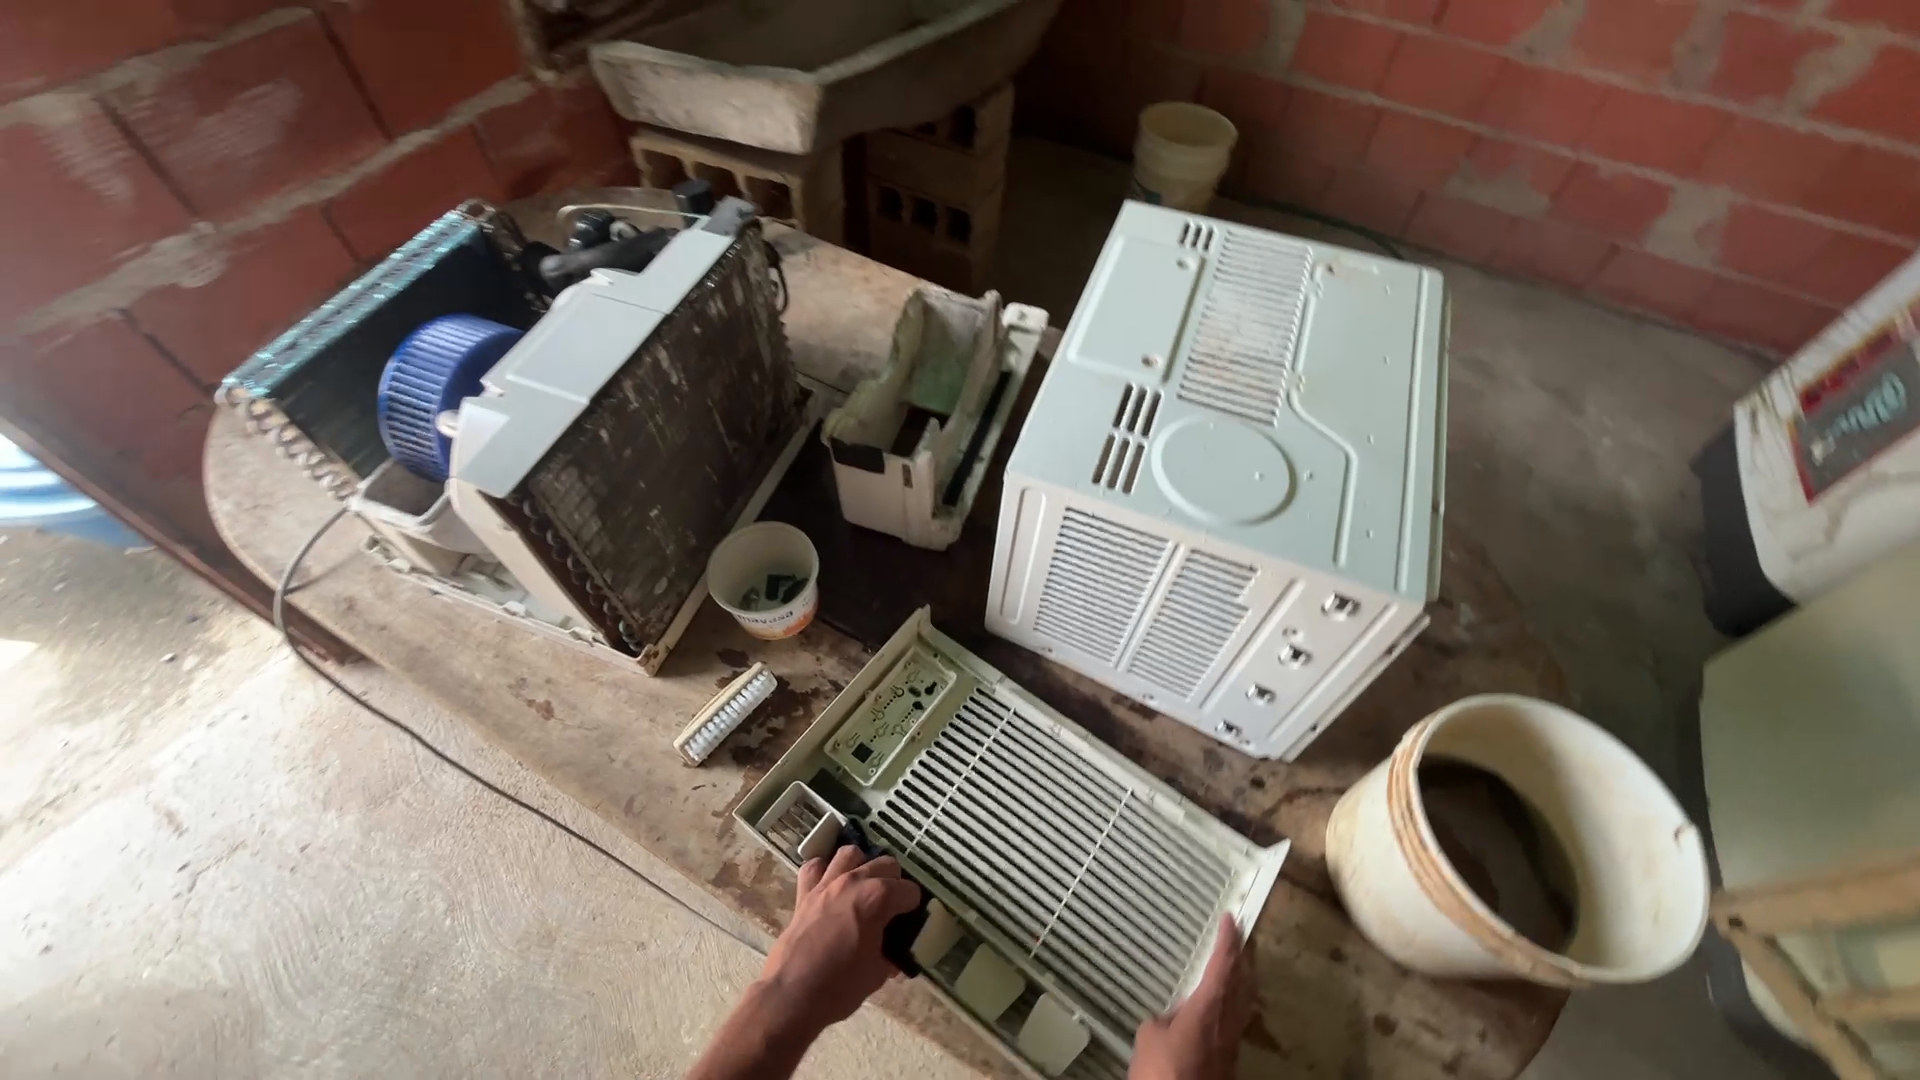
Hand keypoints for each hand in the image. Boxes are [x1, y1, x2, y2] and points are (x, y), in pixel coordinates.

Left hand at [756, 845, 922, 1030]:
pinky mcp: (804, 893)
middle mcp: (854, 881)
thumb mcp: (876, 974)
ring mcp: (827, 883)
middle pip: (885, 863)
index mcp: (878, 898)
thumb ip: (889, 955)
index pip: (909, 890)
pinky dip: (823, 870)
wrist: (792, 996)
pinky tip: (829, 884)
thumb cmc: (840, 986)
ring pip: (850, 853)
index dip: (913, 905)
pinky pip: (814, 867)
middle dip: (894, 881)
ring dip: (860, 865)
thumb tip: (895, 955)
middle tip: (892, 904)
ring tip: (862, 885)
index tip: (911, 918)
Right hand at [1131, 915, 1255, 1079]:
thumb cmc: (1163, 1071)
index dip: (1228, 940)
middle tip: (1240, 936)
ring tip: (1237, 963)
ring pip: (1244, 1001)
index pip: (1224, 965)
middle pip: (1244, 981)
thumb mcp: (1149, 1036)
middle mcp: (1227, 1022)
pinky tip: (1223, 1004)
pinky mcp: (1228, 1059)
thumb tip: (1169, 1020)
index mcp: (1209, 1007)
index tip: (1230, 918)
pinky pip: (1236, 1018)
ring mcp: (1231, 1042)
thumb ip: (1161, 1019)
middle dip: (1243, 956)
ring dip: (1243, 978)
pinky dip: (1234, 1000)